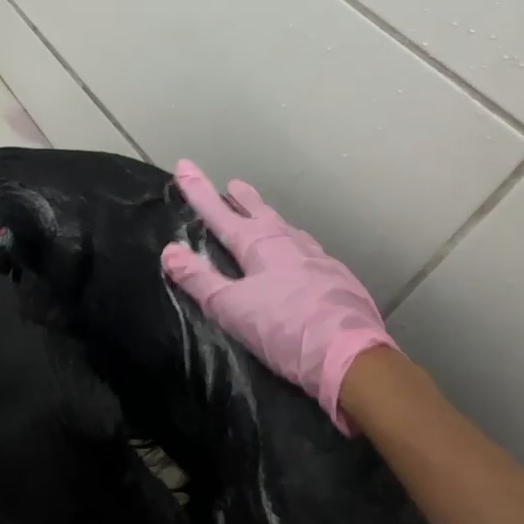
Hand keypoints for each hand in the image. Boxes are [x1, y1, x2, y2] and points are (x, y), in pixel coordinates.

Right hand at [160, 159, 397, 434]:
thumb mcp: (232, 309)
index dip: (198, 189)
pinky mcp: (339, 278)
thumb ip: (199, 280)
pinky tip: (299, 259)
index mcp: (258, 244)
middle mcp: (287, 241)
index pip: (218, 211)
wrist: (354, 358)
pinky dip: (295, 246)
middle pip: (258, 211)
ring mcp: (317, 257)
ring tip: (263, 219)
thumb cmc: (286, 329)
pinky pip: (308, 251)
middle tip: (232, 185)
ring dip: (269, 220)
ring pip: (286, 229)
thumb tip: (169, 250)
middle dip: (241, 198)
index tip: (183, 165)